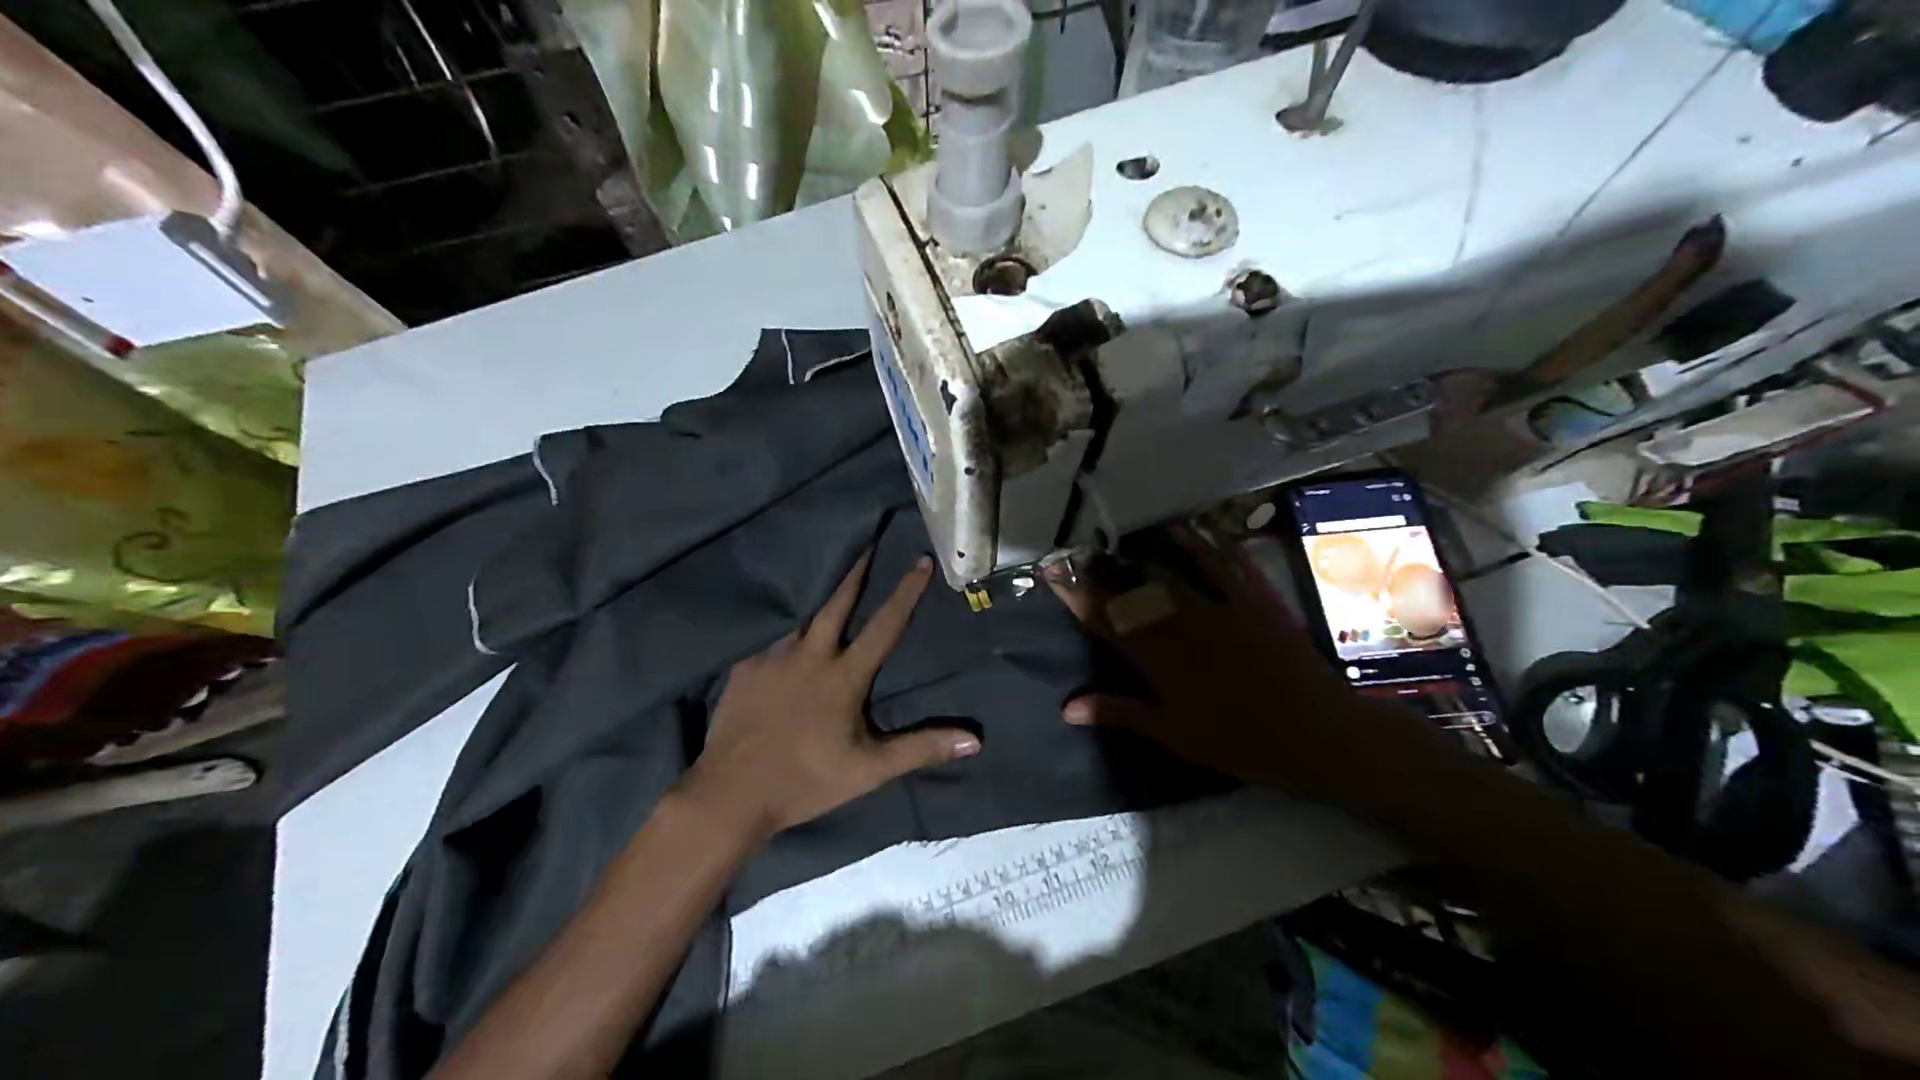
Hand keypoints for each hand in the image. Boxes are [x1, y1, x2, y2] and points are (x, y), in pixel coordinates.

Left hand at [681, 551, 980, 840]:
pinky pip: (770, 640)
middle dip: (855, 571)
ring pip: (801, 618)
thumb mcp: (870, 770)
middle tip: (867, 545)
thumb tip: (974, 740)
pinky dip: (785, 632)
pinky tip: (784, 635)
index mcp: (843, 676)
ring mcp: (772, 658)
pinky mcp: (744, 668)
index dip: (905, 592)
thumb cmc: (806, 781)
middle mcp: (809, 655)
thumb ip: (921, 748)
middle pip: (836, 602)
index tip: (920, 559)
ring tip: (826, 584)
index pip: (885, 626)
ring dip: (819, 599)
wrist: (731, 794)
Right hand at [1048, 532, 1438, 800]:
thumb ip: (1120, 712)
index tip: (1053, 575)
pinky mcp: (1255, 599)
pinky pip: (1226, 563)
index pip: (1106, 622)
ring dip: (1144, 554)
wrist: (1317, 732)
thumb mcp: (1175, 734)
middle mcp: (1183, 624)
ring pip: (1173, 573)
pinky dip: (1206, 543)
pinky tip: (1188, 529)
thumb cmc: (1240, 741)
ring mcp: (1221, 607)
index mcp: (1160, 659)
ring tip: (1122, 538)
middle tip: (1080, 555)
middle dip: (1102, 573)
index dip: (1076, 597)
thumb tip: (1067, 708)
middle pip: (1133, 592)